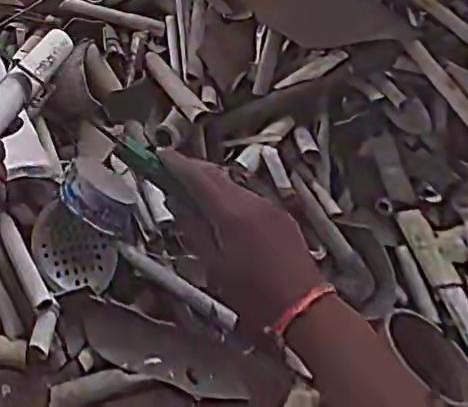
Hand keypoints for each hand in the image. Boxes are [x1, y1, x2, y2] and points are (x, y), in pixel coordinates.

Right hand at [159, 151, 326, 332]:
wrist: (308, 313)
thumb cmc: (257, 298)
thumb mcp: (214, 267)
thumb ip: (193, 229)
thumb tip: (177, 204)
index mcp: (231, 213)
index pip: (196, 176)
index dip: (175, 163)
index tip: (159, 155)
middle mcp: (251, 201)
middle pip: (214, 173)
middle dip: (191, 168)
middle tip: (170, 171)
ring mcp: (268, 206)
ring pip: (231, 183)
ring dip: (210, 182)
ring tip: (193, 193)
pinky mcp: (280, 215)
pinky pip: (248, 196)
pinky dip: (229, 196)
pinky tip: (222, 210)